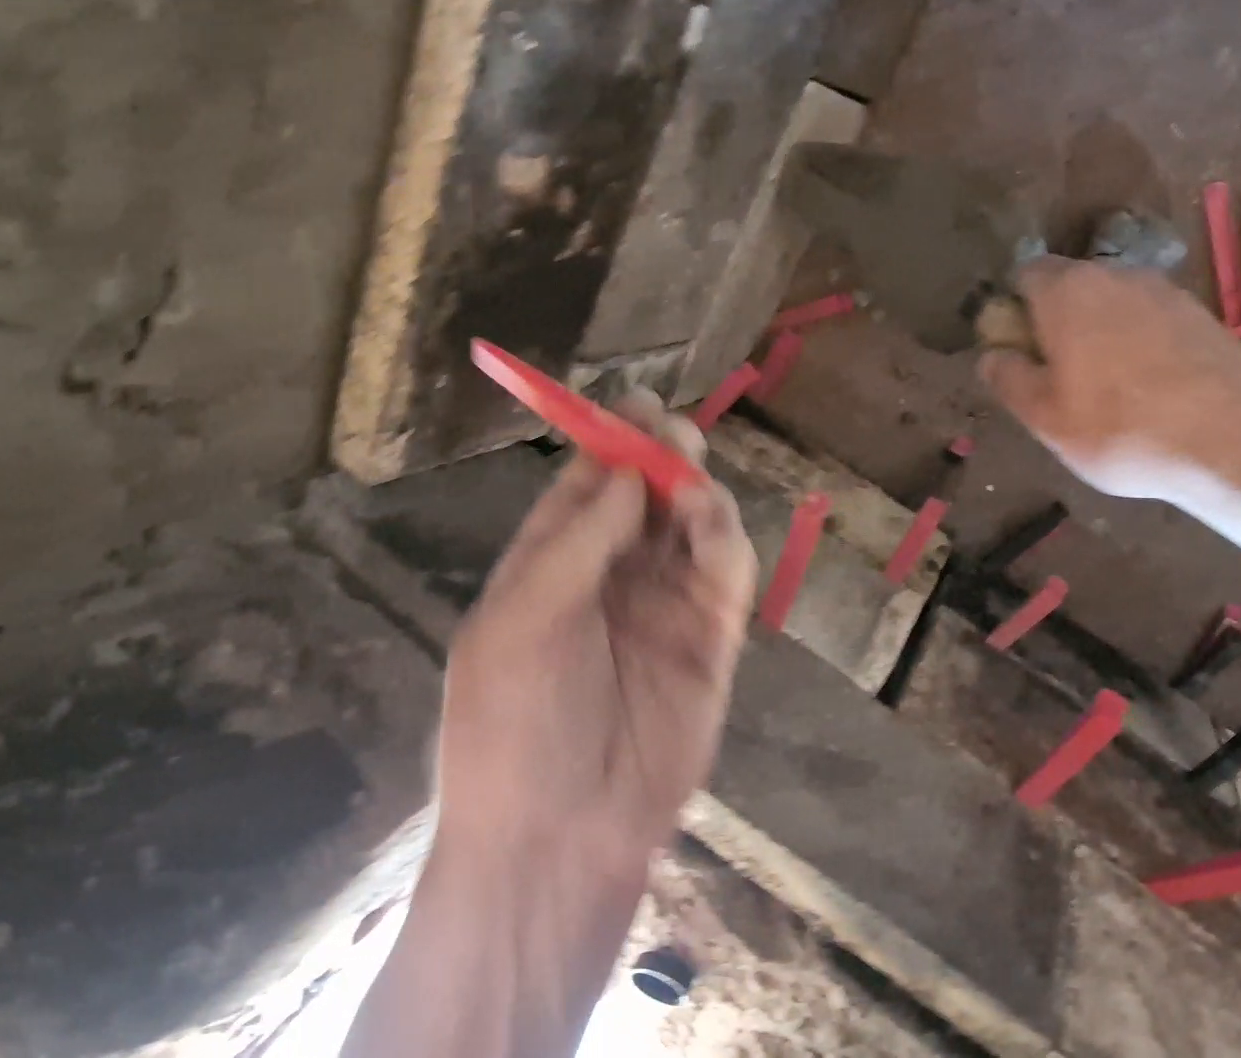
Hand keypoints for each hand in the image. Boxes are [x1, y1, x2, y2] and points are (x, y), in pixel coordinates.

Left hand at [438, 390, 756, 860]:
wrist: (558, 835)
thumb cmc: (514, 723)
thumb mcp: (519, 620)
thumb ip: (575, 541)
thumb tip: (625, 471)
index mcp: (550, 569)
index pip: (585, 490)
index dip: (610, 445)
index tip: (636, 404)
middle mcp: (610, 580)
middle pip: (648, 501)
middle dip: (663, 461)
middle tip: (676, 437)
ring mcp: (664, 611)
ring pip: (694, 531)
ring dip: (698, 499)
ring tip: (692, 488)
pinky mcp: (711, 644)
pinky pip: (726, 579)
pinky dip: (727, 546)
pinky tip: (713, 530)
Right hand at [979, 257, 1240, 500]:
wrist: (1234, 440)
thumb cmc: (1120, 429)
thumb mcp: (1044, 417)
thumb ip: (1008, 379)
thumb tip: (991, 355)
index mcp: (1068, 290)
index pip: (1025, 275)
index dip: (1015, 312)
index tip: (1020, 356)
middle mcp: (1117, 275)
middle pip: (1072, 289)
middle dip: (1058, 326)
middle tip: (1060, 383)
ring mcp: (1166, 292)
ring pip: (1115, 307)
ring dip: (1101, 339)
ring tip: (1108, 395)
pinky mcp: (1203, 316)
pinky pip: (1152, 325)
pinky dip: (1140, 349)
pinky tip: (1150, 395)